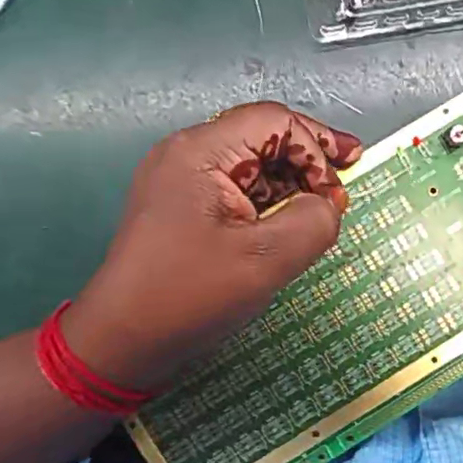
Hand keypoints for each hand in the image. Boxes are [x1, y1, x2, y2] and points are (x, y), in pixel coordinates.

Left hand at [62, 102, 363, 391]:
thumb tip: (327, 205)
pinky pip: (233, 193)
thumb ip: (313, 222)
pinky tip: (286, 226)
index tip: (339, 191)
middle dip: (308, 163)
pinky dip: (265, 205)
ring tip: (319, 212)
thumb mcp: (265, 260)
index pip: (274, 121)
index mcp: (200, 152)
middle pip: (261, 138)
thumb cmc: (187, 296)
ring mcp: (180, 183)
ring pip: (249, 168)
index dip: (317, 148)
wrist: (122, 341)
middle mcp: (186, 156)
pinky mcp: (181, 210)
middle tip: (340, 191)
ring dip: (288, 185)